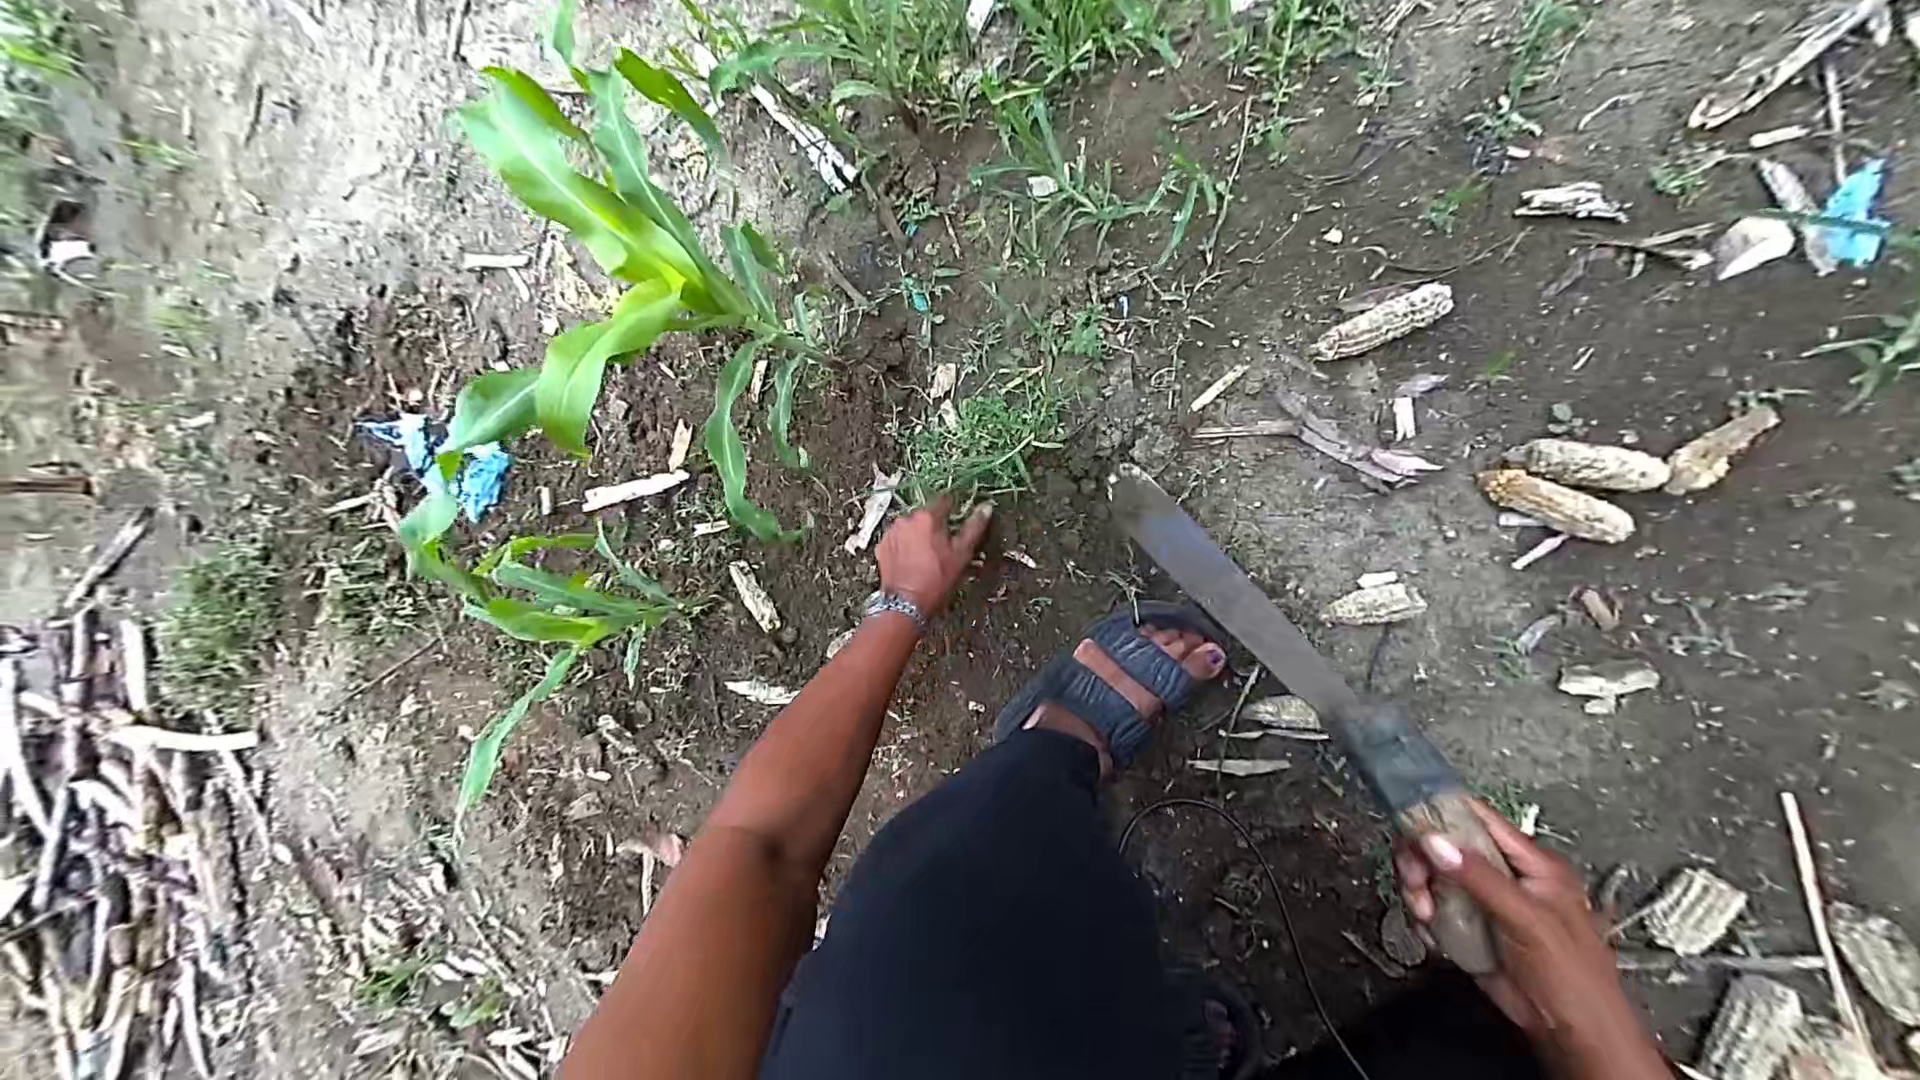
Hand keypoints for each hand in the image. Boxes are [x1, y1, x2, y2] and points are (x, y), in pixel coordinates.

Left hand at [875, 496, 992, 617]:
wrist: (906, 604)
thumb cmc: (936, 580)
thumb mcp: (962, 554)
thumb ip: (974, 527)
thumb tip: (986, 508)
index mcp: (928, 517)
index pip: (945, 501)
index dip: (955, 510)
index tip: (959, 522)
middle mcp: (906, 519)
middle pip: (926, 516)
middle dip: (936, 527)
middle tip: (944, 547)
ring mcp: (892, 532)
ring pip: (911, 527)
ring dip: (919, 536)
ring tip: (927, 557)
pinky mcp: (882, 546)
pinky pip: (898, 539)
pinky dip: (905, 545)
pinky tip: (913, 561)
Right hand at [1396, 801, 1667, 1079]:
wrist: (1574, 1039)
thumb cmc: (1575, 982)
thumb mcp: (1529, 922)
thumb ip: (1481, 878)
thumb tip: (1435, 840)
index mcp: (1529, 862)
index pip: (1476, 816)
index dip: (1439, 810)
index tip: (1407, 820)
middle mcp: (1501, 871)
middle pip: (1440, 841)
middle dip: (1419, 859)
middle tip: (1414, 879)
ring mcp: (1480, 895)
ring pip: (1427, 869)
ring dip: (1415, 889)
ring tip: (1424, 913)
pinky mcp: (1463, 918)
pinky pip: (1426, 899)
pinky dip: (1419, 912)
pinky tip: (1431, 931)